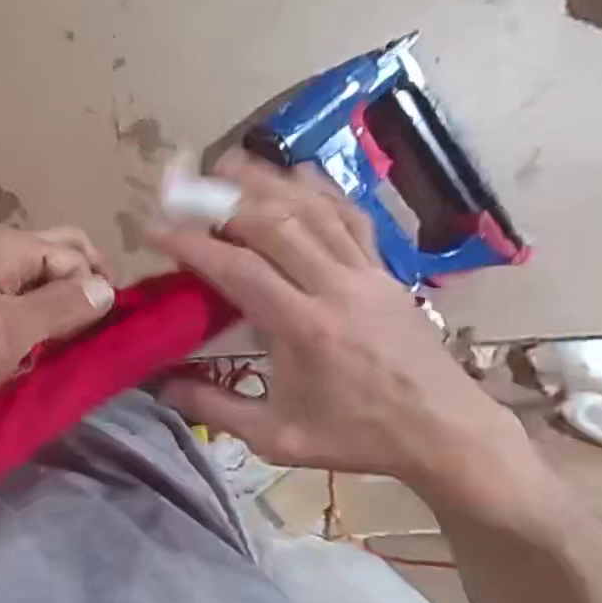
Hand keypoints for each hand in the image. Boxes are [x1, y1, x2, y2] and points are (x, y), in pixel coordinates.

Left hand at [0, 226, 116, 407]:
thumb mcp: (7, 335)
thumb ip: (60, 308)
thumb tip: (108, 289)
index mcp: (7, 246)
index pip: (76, 254)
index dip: (94, 289)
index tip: (97, 332)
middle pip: (61, 249)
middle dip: (84, 282)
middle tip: (94, 326)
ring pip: (40, 268)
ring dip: (61, 294)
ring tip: (70, 334)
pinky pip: (18, 284)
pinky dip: (38, 302)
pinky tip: (40, 332)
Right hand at [148, 152, 525, 492]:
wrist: (445, 433)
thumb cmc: (357, 438)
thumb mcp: (277, 438)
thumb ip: (215, 409)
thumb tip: (160, 384)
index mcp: (304, 328)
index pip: (239, 269)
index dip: (193, 244)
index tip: (156, 230)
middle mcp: (334, 287)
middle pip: (274, 223)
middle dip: (223, 200)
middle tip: (185, 190)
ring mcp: (365, 273)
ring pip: (312, 210)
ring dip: (267, 182)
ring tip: (230, 164)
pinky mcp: (385, 270)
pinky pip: (351, 217)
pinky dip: (319, 191)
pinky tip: (295, 175)